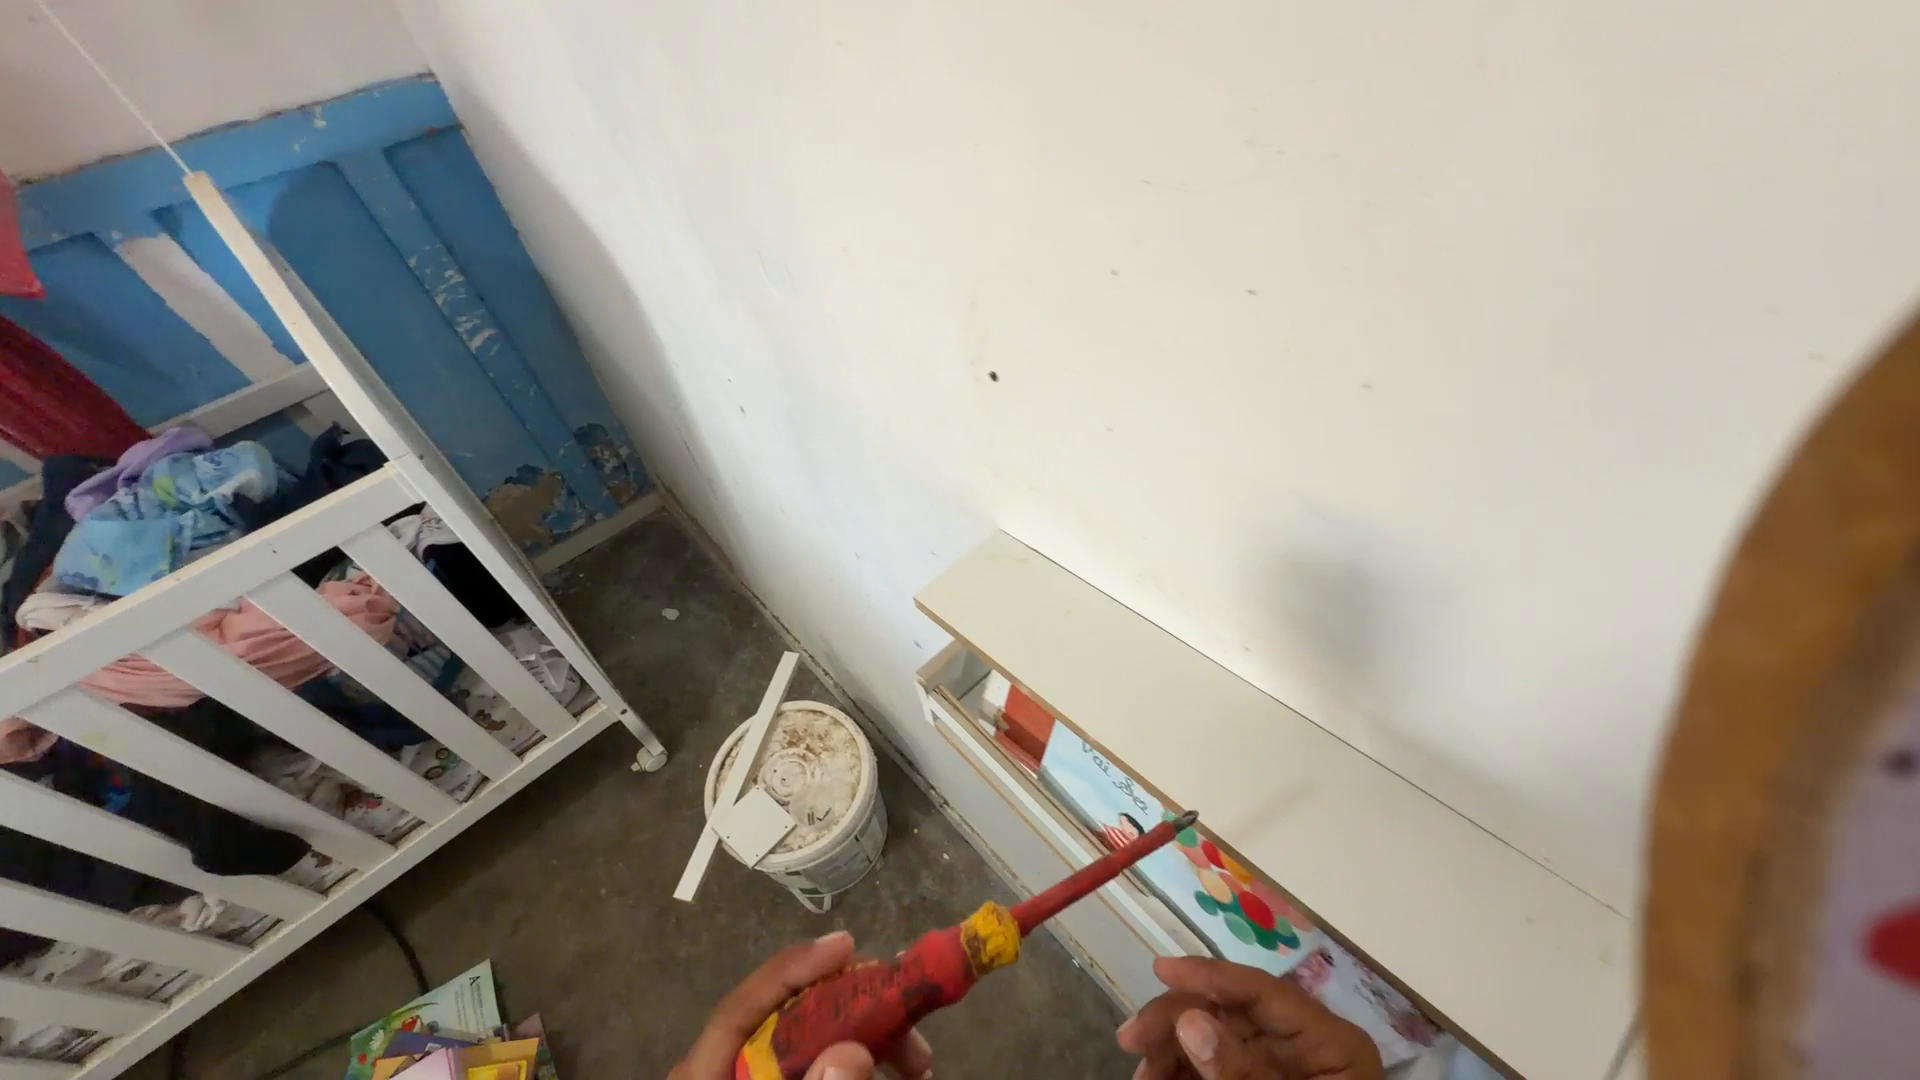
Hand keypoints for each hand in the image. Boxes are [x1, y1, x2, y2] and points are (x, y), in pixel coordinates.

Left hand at [668, 931, 934, 1079]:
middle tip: (911, 1026)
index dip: (792, 971)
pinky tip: (894, 1073)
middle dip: (855, 1012)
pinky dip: (859, 1065)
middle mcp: (727, 1075)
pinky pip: (824, 1069)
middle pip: (788, 1021)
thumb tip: (851, 1051)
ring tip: (917, 1063)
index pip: (741, 1010)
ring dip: (870, 1041)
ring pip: (816, 1045)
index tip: (847, 947)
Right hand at [1116, 956, 1384, 1079]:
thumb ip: (1239, 1072)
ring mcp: (1280, 1067)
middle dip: (1175, 1021)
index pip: (1262, 990)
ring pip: (1212, 1037)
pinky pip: (1213, 1066)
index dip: (1209, 974)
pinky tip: (1157, 1079)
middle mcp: (1302, 1045)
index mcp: (1329, 1043)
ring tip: (1142, 1076)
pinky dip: (1182, 1072)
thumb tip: (1189, 1019)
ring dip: (1171, 1051)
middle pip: (1227, 1012)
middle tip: (1131, 1039)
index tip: (1160, 969)